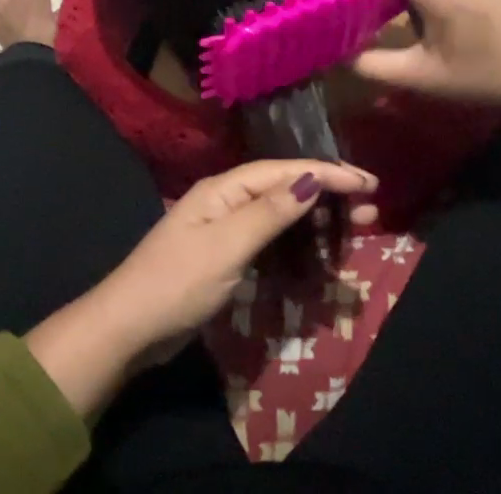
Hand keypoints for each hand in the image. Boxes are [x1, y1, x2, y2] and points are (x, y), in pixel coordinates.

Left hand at [25, 160, 375, 417]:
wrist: (128, 329)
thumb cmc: (176, 284)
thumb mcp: (226, 246)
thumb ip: (270, 213)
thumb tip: (312, 178)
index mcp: (223, 189)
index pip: (284, 171)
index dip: (327, 172)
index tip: (368, 183)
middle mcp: (226, 201)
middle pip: (286, 187)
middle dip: (329, 192)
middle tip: (371, 206)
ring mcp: (226, 229)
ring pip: (282, 213)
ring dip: (318, 216)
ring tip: (358, 224)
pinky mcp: (227, 257)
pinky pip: (272, 238)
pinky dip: (300, 240)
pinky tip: (320, 248)